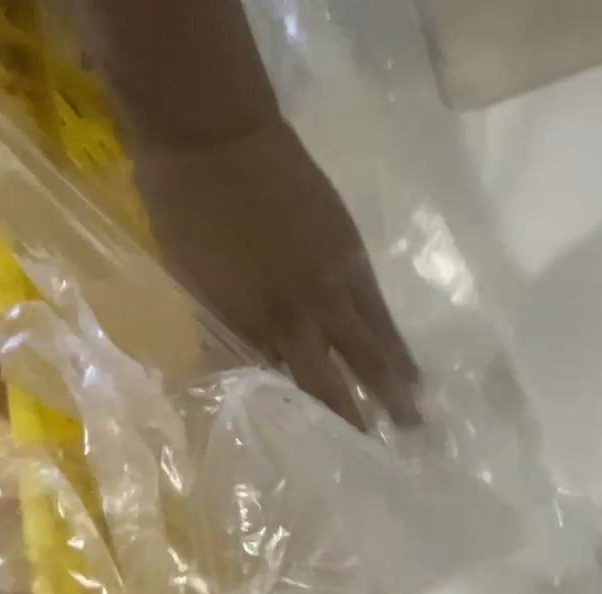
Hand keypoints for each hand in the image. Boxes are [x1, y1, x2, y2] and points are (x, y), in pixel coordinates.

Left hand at [127, 122, 419, 426]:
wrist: (217, 133)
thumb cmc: (183, 203)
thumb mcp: (185, 275)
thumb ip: (218, 326)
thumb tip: (234, 373)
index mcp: (253, 317)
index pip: (287, 383)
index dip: (312, 420)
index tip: (329, 453)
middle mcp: (303, 313)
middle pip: (342, 377)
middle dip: (366, 415)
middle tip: (392, 449)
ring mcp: (337, 286)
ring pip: (372, 347)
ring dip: (395, 386)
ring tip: (418, 413)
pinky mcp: (356, 261)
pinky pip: (381, 314)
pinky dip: (396, 344)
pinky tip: (410, 363)